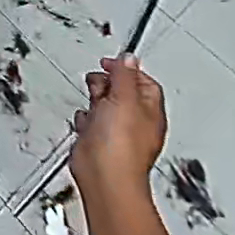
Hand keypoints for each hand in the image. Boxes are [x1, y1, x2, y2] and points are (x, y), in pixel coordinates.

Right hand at [69, 54, 166, 199]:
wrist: (102, 175)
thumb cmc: (121, 145)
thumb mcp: (124, 98)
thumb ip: (125, 75)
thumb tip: (129, 59)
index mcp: (149, 111)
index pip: (142, 82)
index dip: (127, 69)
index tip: (111, 63)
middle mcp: (135, 122)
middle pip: (121, 90)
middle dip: (107, 84)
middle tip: (101, 87)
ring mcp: (116, 132)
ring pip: (104, 104)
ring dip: (95, 100)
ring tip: (94, 106)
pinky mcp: (98, 141)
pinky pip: (90, 121)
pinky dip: (86, 118)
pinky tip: (86, 121)